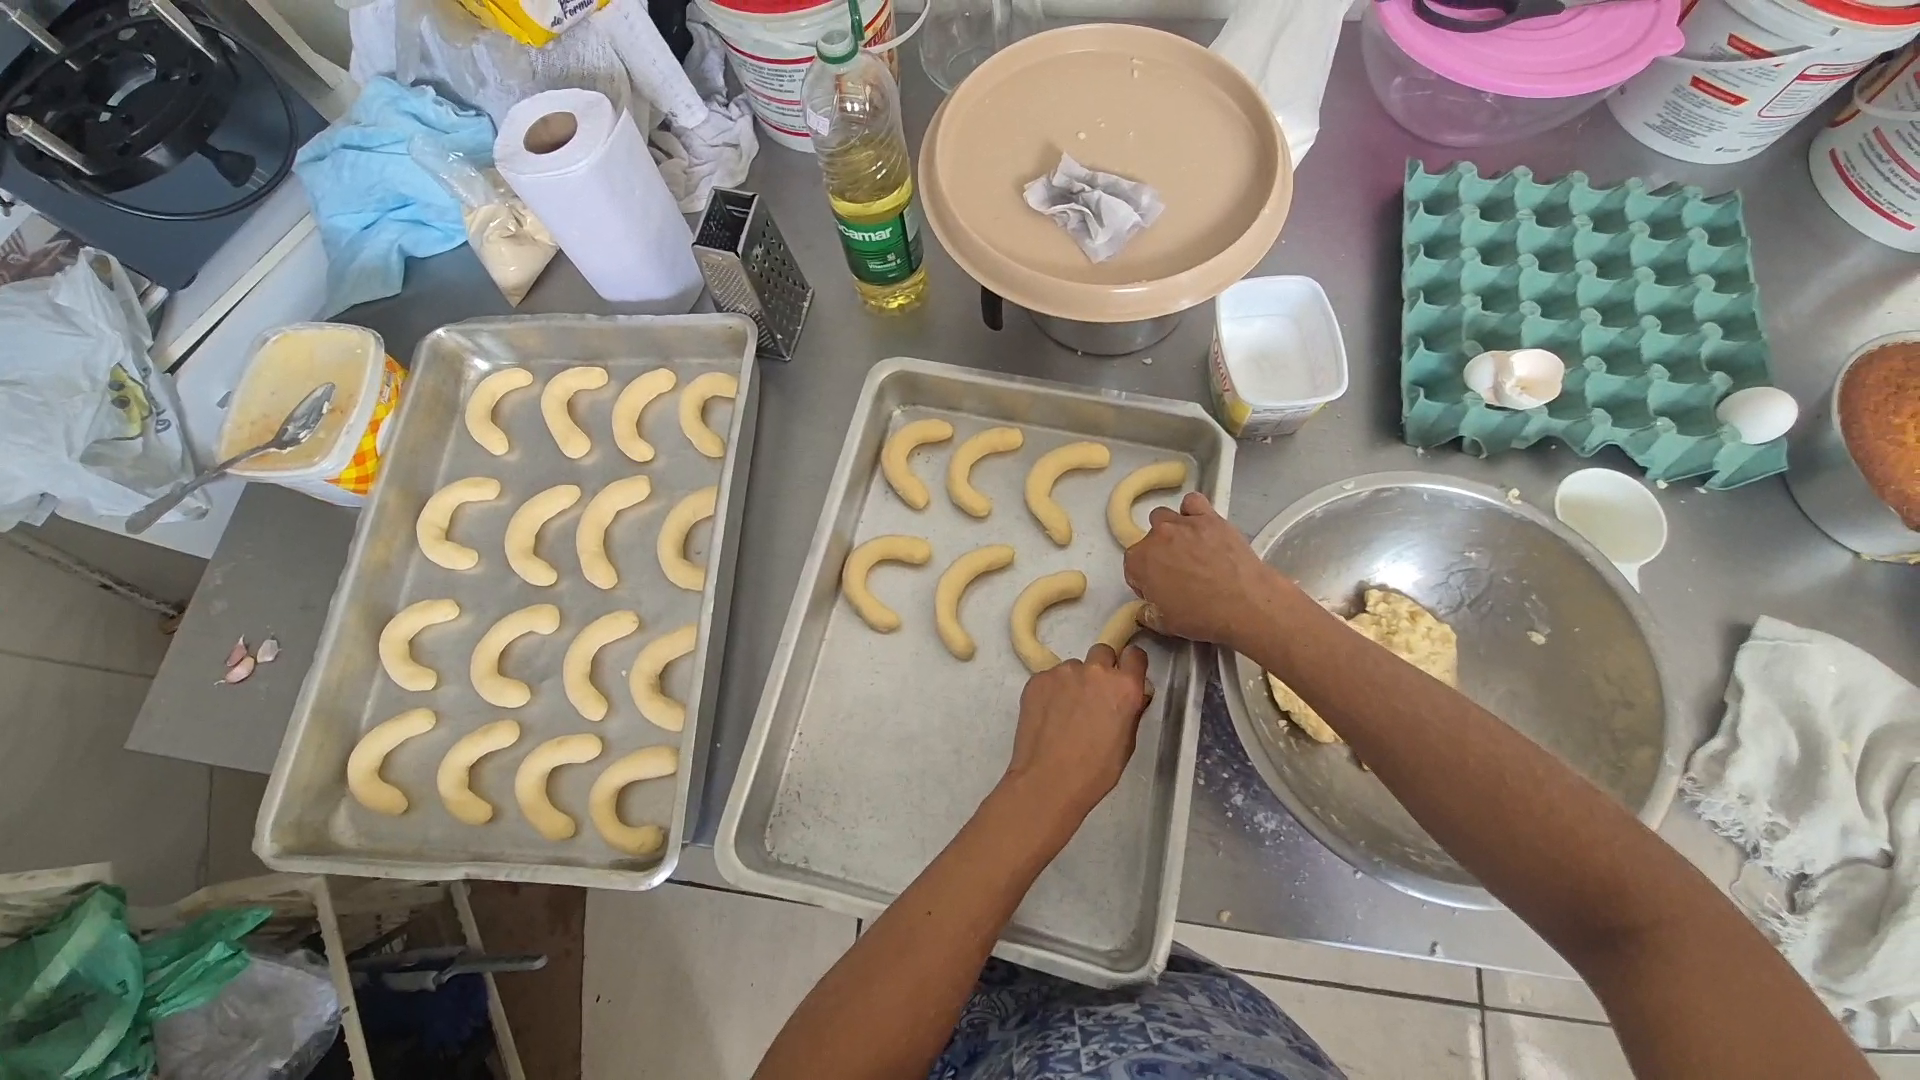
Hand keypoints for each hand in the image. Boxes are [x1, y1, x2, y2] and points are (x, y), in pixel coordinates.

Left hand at [1002, 644, 1151, 821]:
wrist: (1049, 780)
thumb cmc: (1095, 770)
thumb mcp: (1127, 741)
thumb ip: (1130, 710)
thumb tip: (1130, 697)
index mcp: (1124, 686)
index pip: (1135, 655)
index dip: (1130, 665)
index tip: (1125, 676)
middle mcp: (1095, 671)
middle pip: (1102, 652)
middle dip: (1101, 669)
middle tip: (1093, 695)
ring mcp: (1063, 672)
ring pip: (1073, 667)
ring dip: (1073, 681)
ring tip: (1065, 712)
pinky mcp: (1037, 679)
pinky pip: (1050, 677)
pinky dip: (1051, 691)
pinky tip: (1048, 716)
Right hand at [1123, 492, 1290, 649]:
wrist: (1244, 604)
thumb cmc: (1203, 616)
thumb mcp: (1166, 625)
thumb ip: (1149, 614)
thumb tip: (1146, 611)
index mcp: (1139, 562)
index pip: (1132, 566)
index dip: (1144, 580)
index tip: (1157, 590)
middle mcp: (1157, 537)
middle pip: (1149, 540)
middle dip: (1158, 554)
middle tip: (1176, 572)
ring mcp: (1184, 524)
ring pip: (1165, 517)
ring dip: (1171, 530)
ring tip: (1188, 548)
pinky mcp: (1209, 517)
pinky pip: (1193, 502)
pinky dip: (1193, 511)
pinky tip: (1202, 527)